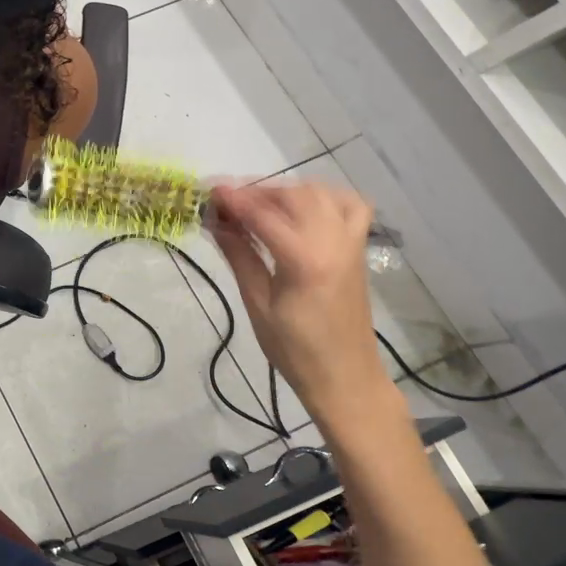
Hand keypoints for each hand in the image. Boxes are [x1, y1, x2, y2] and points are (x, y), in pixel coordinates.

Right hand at [208, 183, 385, 417]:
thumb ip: (240, 256)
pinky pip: (350, 207)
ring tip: (258, 205)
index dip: (234, 199)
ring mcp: (351, 244)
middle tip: (227, 202)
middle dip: (258, 191)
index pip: (264, 215)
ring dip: (287, 191)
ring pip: (322, 195)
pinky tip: (300, 209)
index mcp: (305, 262)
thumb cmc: (293, 349)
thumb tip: (217, 224)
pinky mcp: (358, 250)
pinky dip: (324, 197)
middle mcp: (334, 244)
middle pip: (295, 196)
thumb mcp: (257, 303)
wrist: (345, 375)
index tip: (208, 189)